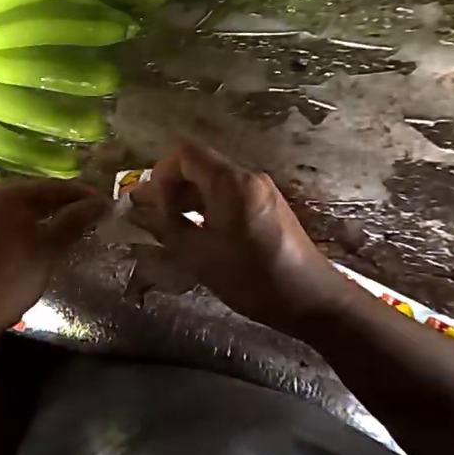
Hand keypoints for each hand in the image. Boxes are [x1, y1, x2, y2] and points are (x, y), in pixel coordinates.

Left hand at [0, 177, 107, 333]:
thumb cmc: (10, 276)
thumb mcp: (48, 247)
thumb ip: (75, 219)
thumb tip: (102, 202)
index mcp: (12, 193)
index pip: (58, 186)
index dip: (87, 195)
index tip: (113, 206)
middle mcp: (1, 197)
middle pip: (47, 195)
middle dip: (76, 205)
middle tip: (105, 217)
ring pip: (38, 210)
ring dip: (63, 217)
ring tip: (89, 228)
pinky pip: (27, 221)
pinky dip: (47, 227)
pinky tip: (63, 238)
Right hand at [126, 143, 356, 334]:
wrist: (311, 300)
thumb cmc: (252, 277)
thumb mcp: (200, 256)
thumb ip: (167, 226)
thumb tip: (143, 208)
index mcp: (231, 182)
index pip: (186, 154)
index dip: (160, 172)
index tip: (149, 202)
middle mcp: (248, 178)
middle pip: (201, 166)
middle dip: (172, 187)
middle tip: (151, 216)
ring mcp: (262, 192)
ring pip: (215, 182)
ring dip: (189, 199)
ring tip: (170, 228)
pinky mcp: (269, 208)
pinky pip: (230, 196)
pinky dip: (209, 208)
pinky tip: (199, 235)